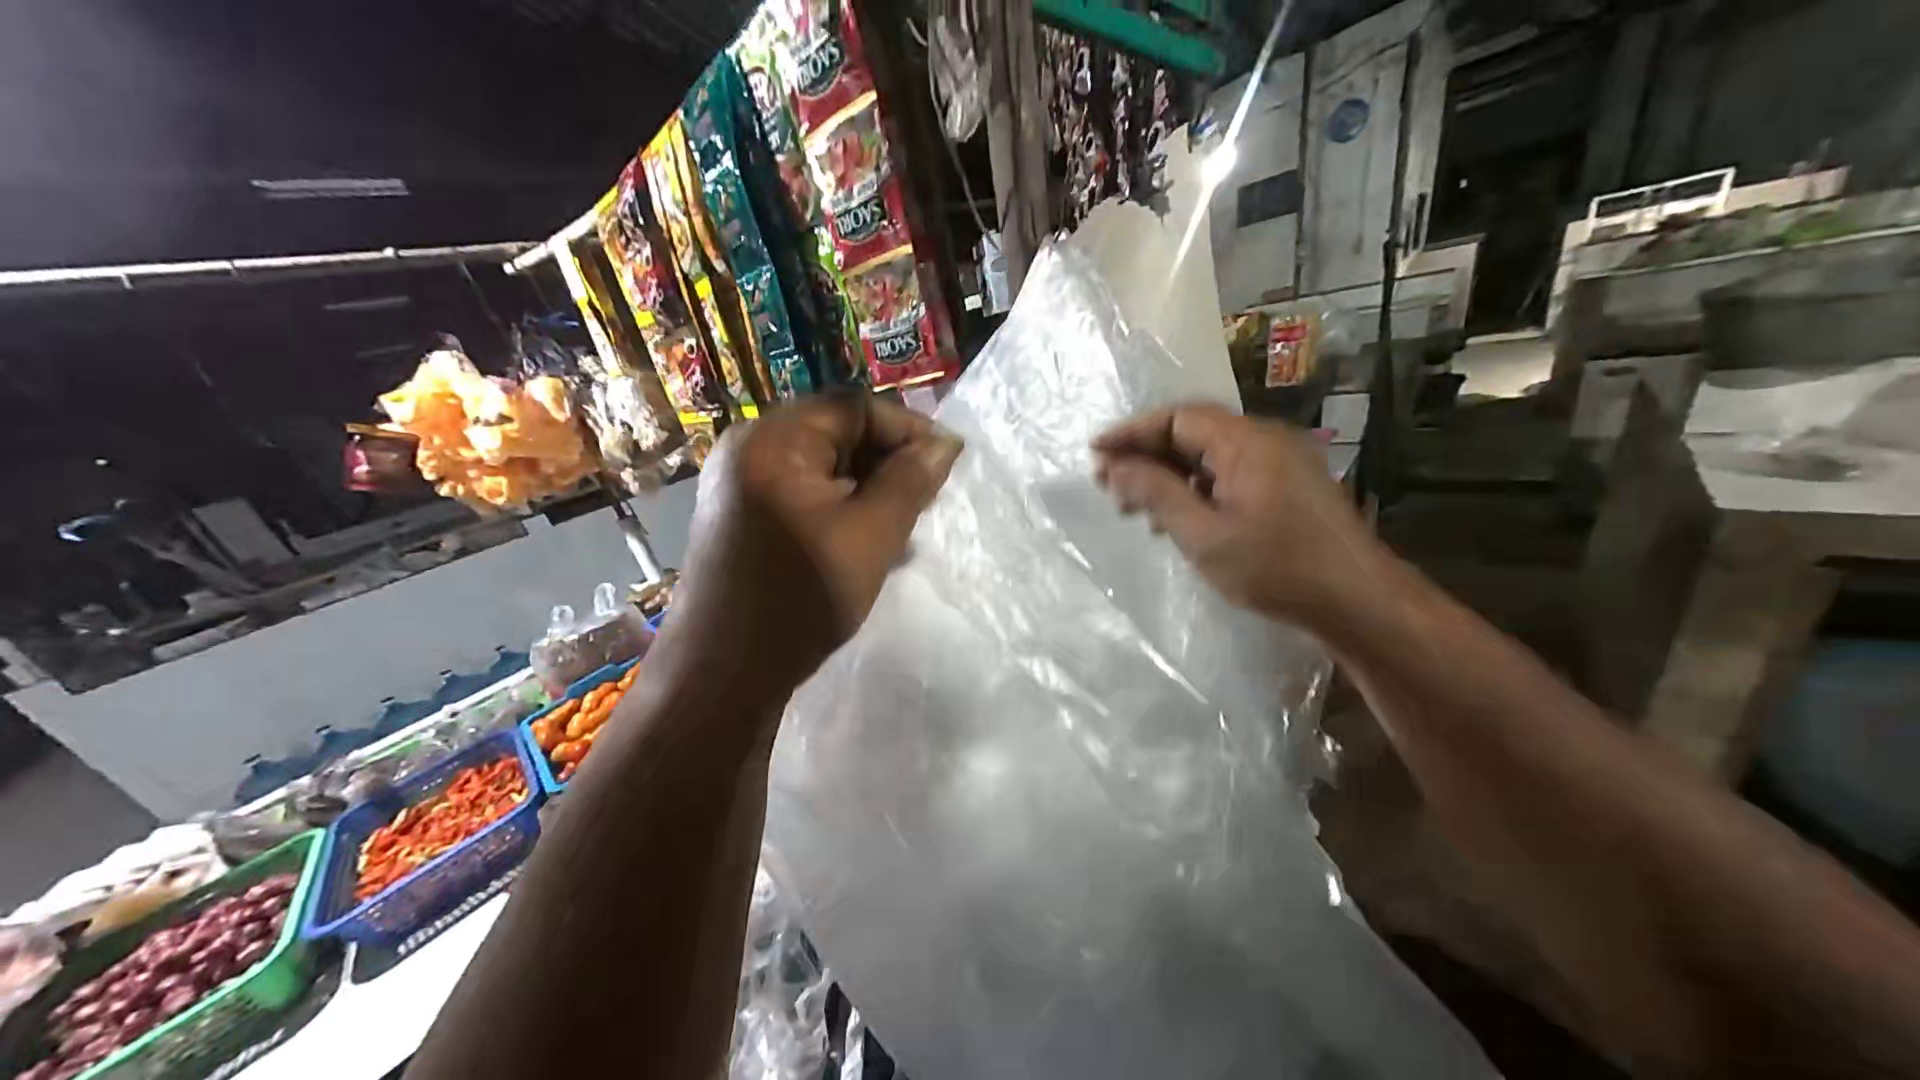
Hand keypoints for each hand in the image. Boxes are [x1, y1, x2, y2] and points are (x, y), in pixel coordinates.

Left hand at [667, 395, 962, 684]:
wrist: (722, 675)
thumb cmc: (798, 601)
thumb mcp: (870, 538)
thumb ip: (909, 483)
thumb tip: (945, 444)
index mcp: (773, 440)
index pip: (856, 408)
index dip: (909, 431)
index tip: (949, 465)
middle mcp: (749, 448)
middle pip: (837, 434)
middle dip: (888, 463)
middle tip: (927, 500)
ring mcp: (741, 483)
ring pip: (823, 467)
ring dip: (868, 489)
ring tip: (903, 527)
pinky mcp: (743, 515)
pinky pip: (803, 493)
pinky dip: (840, 508)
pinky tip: (867, 541)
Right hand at [1092, 403, 1385, 629]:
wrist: (1358, 600)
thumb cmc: (1276, 568)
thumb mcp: (1204, 535)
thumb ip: (1156, 494)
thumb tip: (1115, 467)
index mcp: (1245, 441)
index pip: (1176, 418)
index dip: (1131, 433)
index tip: (1095, 454)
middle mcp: (1265, 439)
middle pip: (1192, 432)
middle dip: (1146, 456)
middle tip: (1109, 487)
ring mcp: (1281, 461)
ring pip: (1210, 454)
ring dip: (1169, 474)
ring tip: (1136, 508)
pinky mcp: (1288, 485)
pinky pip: (1230, 472)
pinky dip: (1196, 487)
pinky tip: (1178, 518)